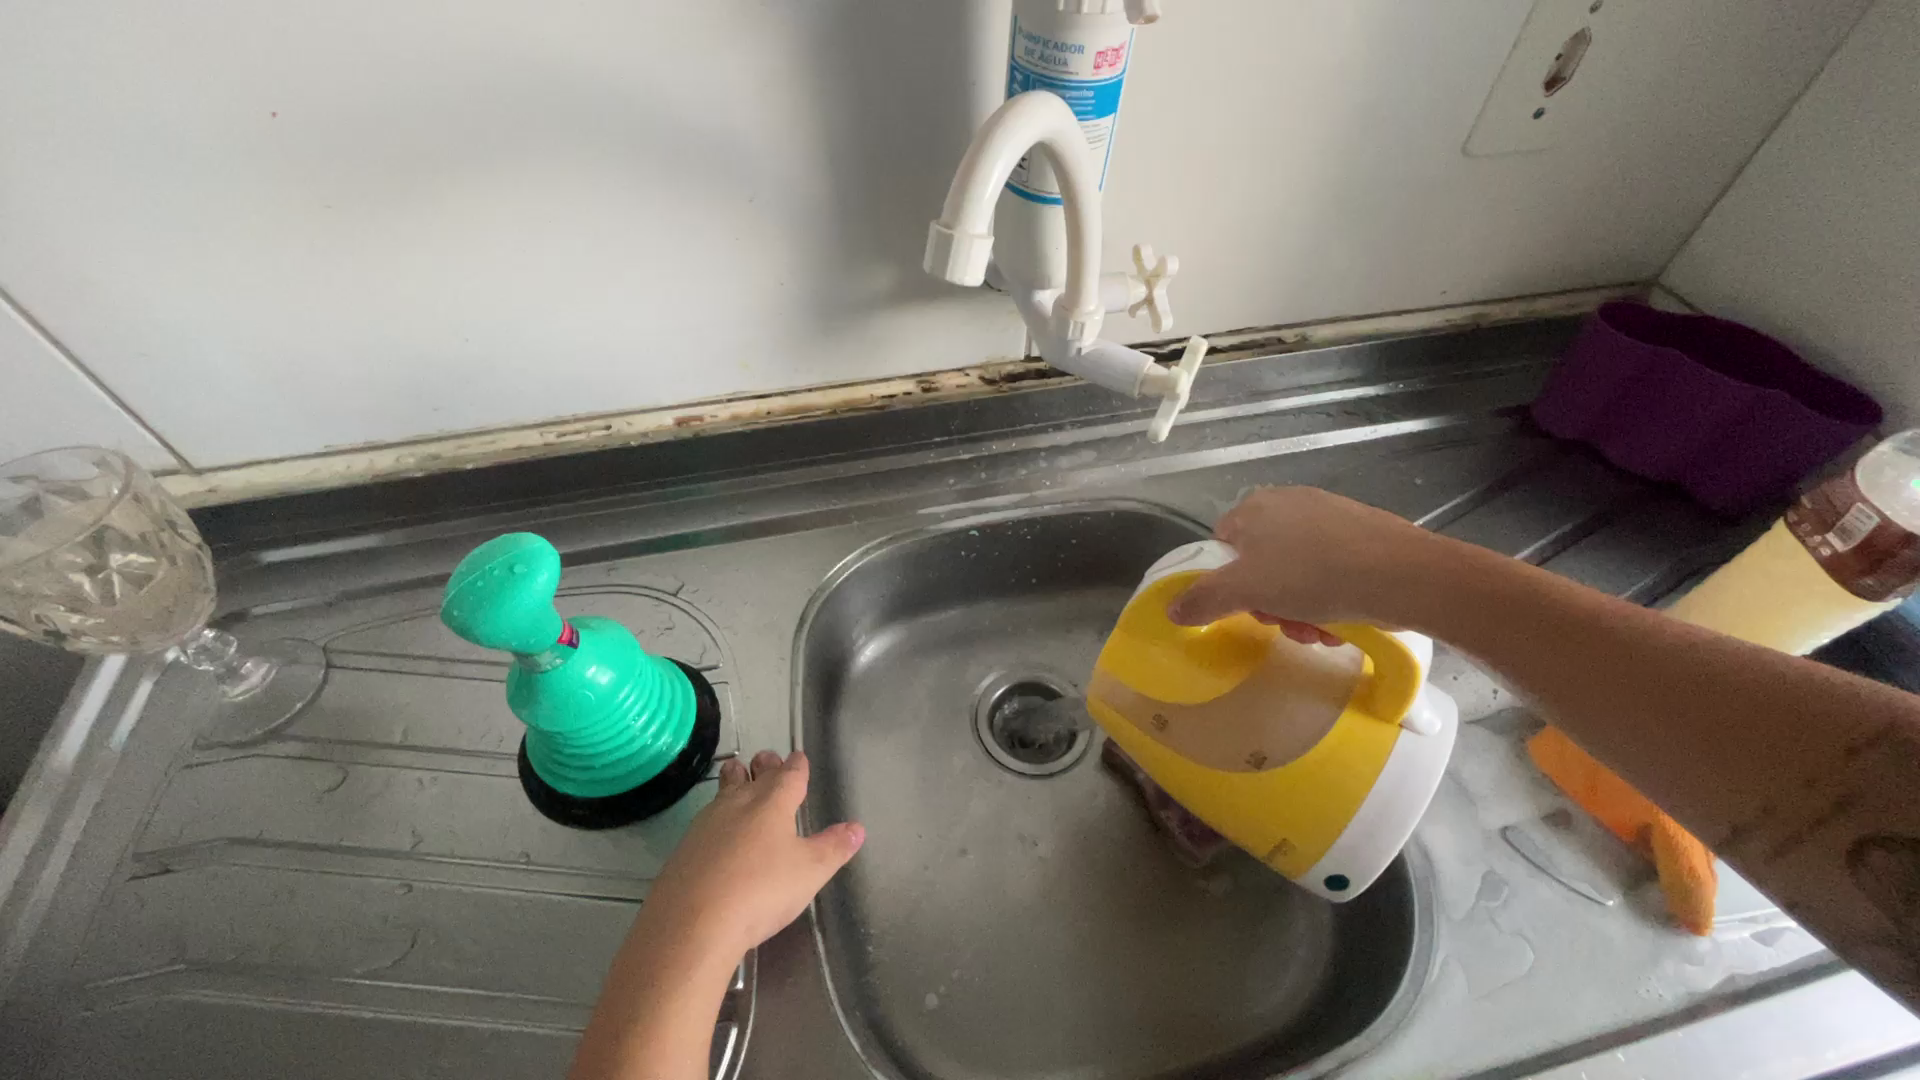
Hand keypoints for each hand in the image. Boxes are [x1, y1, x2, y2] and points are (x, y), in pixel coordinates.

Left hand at [640, 750, 863, 960]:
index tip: (798, 758)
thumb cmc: (761, 890)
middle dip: (763, 766)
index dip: (796, 766)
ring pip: (723, 792)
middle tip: (766, 758)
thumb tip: (857, 828)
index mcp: (772, 803)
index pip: (789, 775)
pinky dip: (716, 818)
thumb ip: (833, 848)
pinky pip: (705, 821)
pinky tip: (716, 832)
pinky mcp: (684, 850)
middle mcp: (738, 804)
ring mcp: (706, 825)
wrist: (691, 924)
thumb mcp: (809, 872)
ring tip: (737, 774)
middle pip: (752, 775)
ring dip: (734, 781)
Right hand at [1166, 487, 1441, 636]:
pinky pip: (1330, 571)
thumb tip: (1171, 609)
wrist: (1405, 575)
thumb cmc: (1314, 575)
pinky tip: (1342, 621)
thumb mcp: (1247, 591)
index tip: (1246, 609)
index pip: (1221, 547)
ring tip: (1319, 630)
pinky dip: (1330, 598)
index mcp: (1254, 507)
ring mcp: (1329, 516)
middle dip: (1269, 603)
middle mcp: (1288, 503)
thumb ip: (1203, 599)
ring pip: (1295, 573)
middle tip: (1285, 624)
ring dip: (1299, 609)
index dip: (1227, 583)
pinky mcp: (1362, 534)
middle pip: (1259, 564)